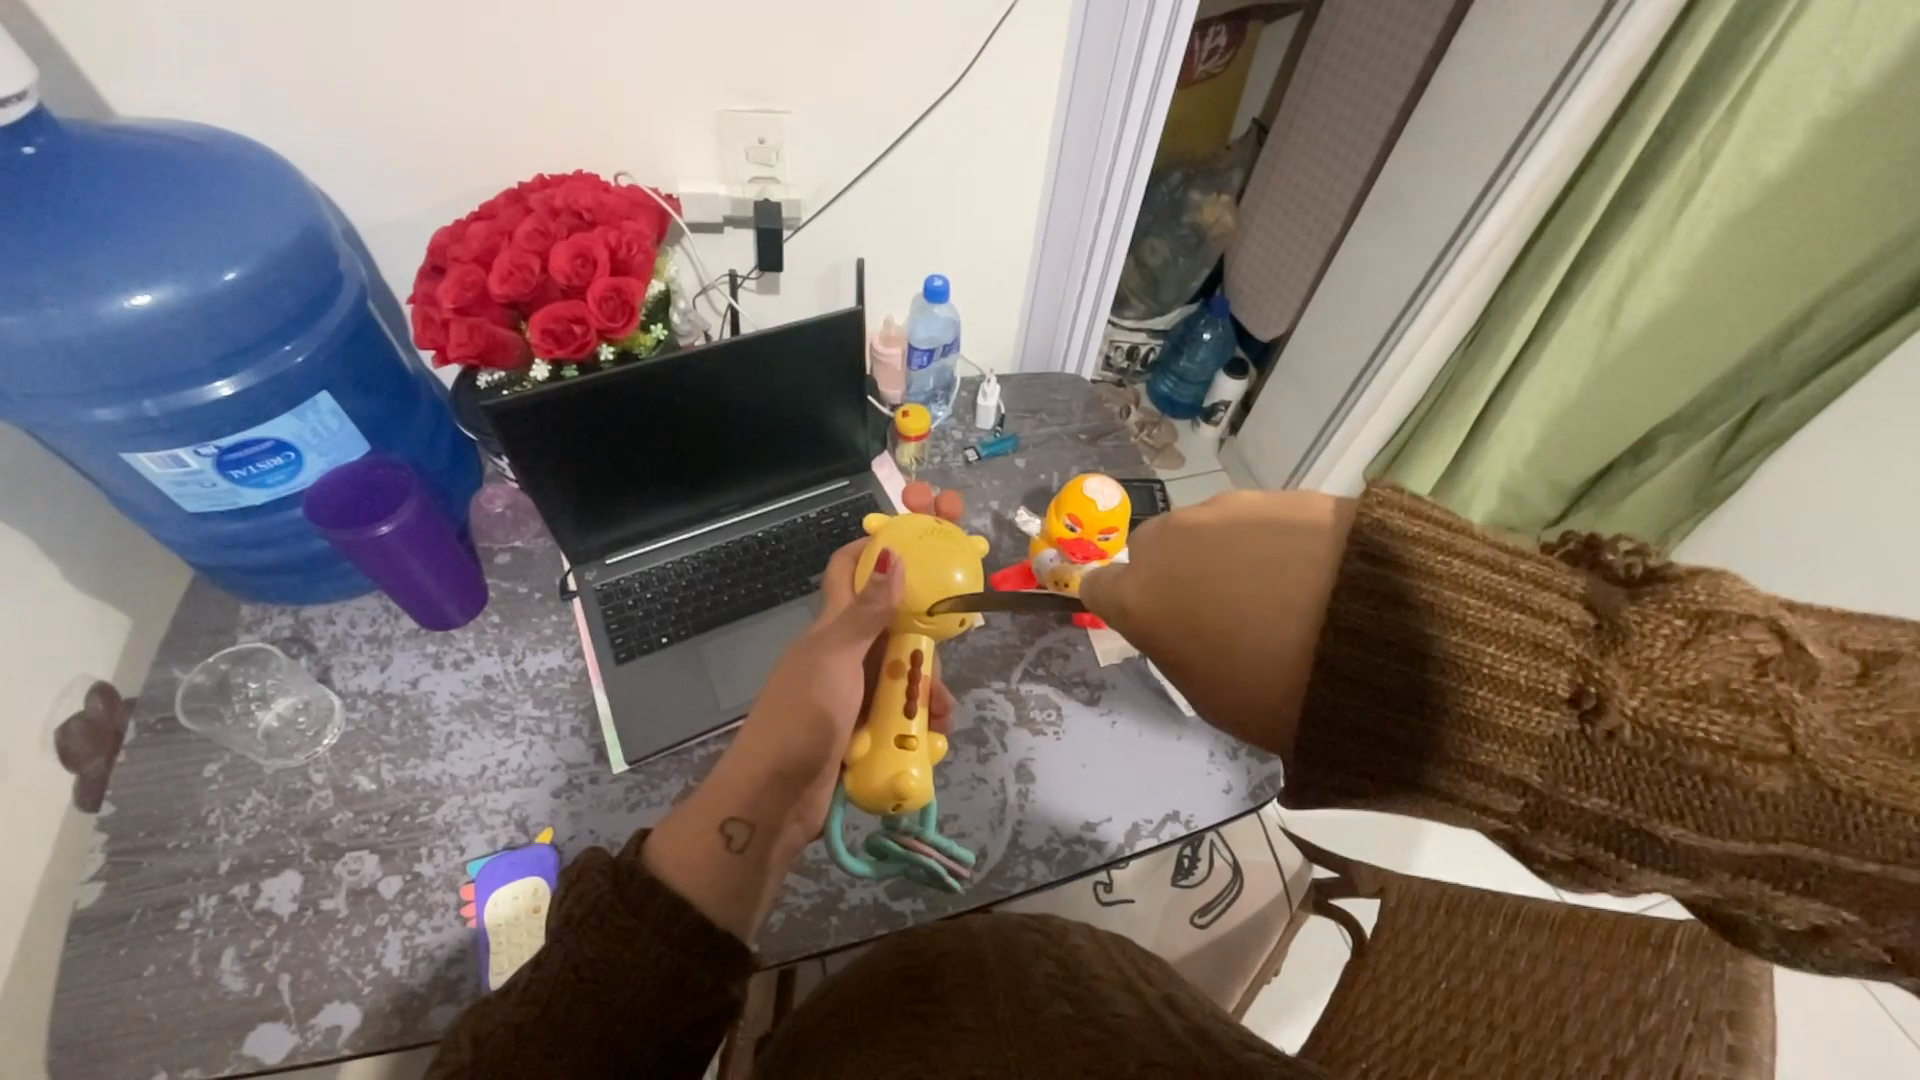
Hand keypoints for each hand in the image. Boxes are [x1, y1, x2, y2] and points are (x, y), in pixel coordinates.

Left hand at [727, 539, 956, 836]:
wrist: (772, 800)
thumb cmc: (802, 719)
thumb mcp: (837, 659)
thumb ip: (867, 612)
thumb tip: (892, 556)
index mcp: (830, 632)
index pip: (847, 576)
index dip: (871, 554)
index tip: (913, 546)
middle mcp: (840, 659)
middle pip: (888, 633)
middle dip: (922, 646)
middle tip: (943, 666)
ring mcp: (848, 699)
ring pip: (897, 680)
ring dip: (924, 694)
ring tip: (944, 717)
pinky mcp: (858, 736)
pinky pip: (895, 720)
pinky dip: (915, 727)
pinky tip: (934, 740)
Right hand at [1080, 489, 1354, 760]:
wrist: (1381, 635)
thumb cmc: (1277, 689)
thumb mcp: (1209, 694)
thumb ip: (1177, 648)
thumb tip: (1181, 624)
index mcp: (1139, 595)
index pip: (1097, 584)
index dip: (1118, 601)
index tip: (1145, 618)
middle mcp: (1171, 540)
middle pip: (1153, 549)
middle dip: (1174, 573)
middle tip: (1220, 609)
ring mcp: (1226, 509)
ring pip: (1206, 530)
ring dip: (1224, 554)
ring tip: (1277, 591)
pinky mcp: (1280, 493)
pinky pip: (1258, 520)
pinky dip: (1270, 542)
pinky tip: (1310, 571)